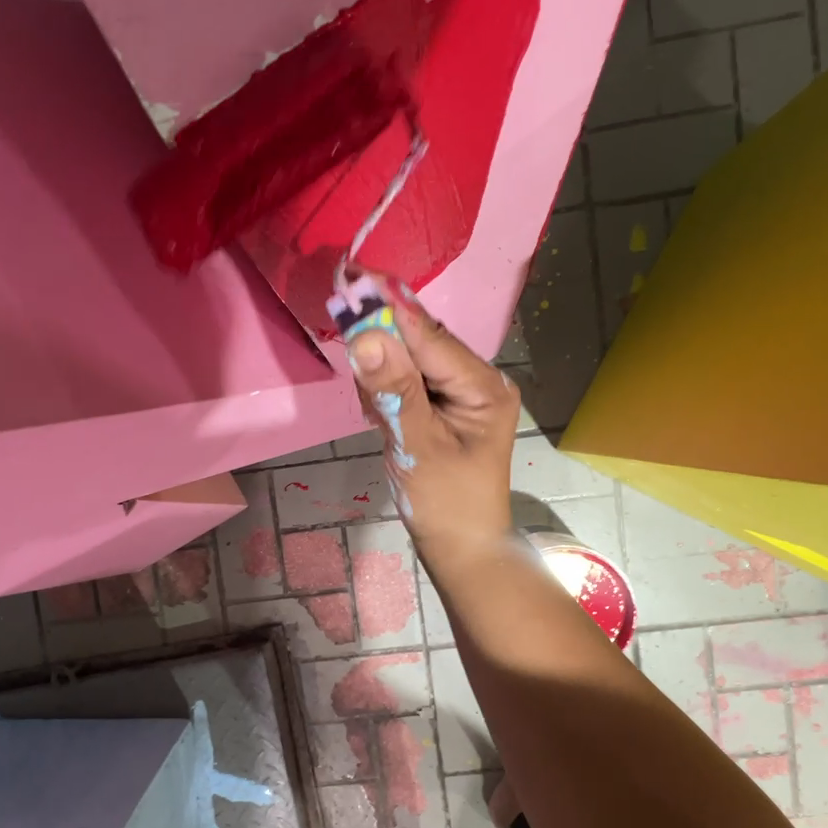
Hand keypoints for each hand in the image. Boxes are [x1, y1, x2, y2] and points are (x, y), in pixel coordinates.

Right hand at [344, 274, 520, 568]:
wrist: (463, 551)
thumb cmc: (447, 505)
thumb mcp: (418, 447)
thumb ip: (393, 391)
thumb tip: (365, 336)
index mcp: (483, 386)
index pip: (427, 336)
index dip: (387, 307)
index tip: (349, 276)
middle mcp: (476, 380)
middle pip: (417, 340)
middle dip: (380, 340)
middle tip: (344, 338)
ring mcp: (458, 393)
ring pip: (407, 360)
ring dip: (380, 374)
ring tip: (377, 416)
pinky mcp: (441, 406)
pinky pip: (405, 382)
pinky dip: (384, 391)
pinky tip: (381, 420)